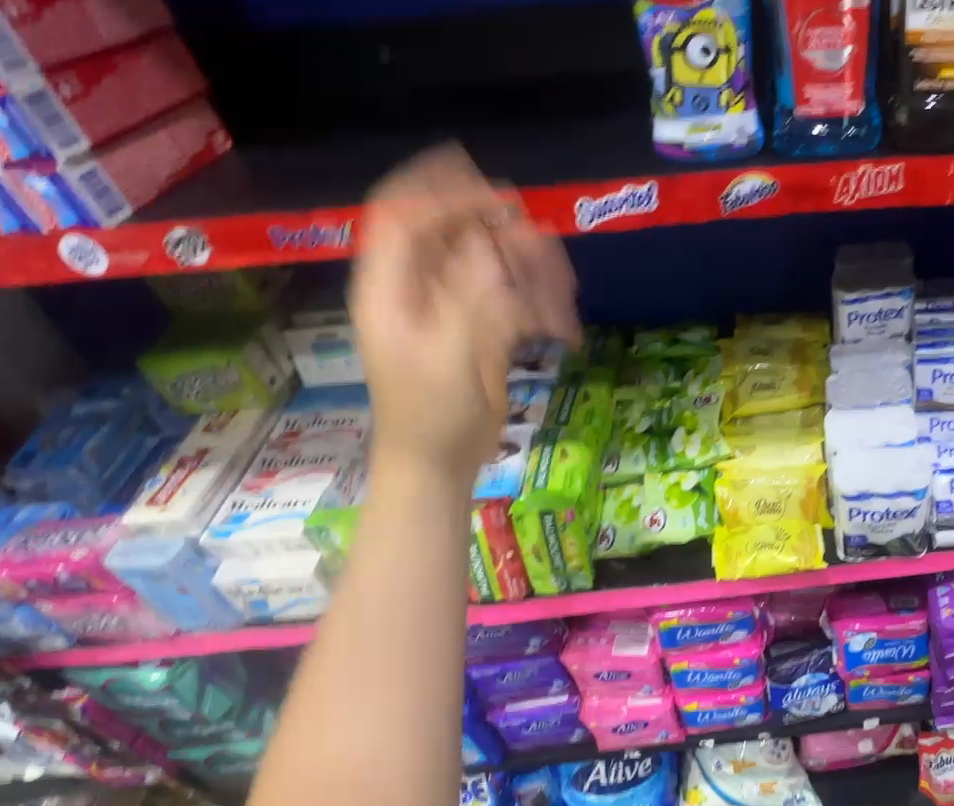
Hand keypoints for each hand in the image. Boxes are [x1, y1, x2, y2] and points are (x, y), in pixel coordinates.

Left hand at [350, 144, 580, 478]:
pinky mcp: (475, 331)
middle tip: (540, 237)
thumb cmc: (431, 416)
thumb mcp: (447, 354)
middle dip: (498, 232)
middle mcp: (416, 288)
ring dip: (529, 272)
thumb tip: (493, 247)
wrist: (437, 466)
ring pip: (488, 265)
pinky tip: (562, 329)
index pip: (403, 215)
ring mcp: (448, 309)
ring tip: (564, 294)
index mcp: (389, 288)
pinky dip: (538, 306)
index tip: (496, 195)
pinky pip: (508, 299)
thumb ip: (469, 296)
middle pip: (451, 232)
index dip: (442, 192)